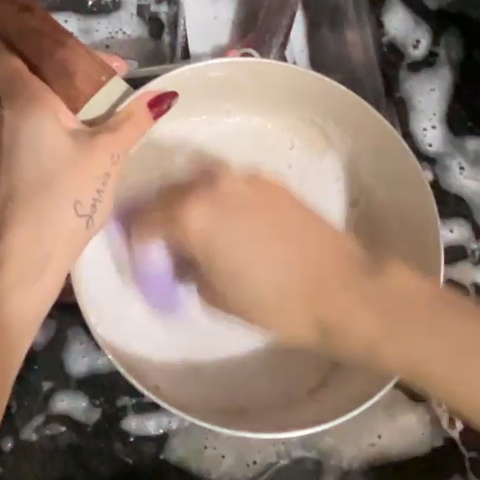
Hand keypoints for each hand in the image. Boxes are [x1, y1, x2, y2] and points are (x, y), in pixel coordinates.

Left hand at [0, 43, 173, 324]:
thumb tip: (163, 95)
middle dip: (71, 69)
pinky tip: (94, 136)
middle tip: (112, 78)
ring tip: (111, 106)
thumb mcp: (107, 154)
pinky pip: (39, 124)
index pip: (3, 50)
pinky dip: (64, 119)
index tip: (71, 45)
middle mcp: (11, 112)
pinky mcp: (18, 162)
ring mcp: (12, 139)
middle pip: (31, 72)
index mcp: (25, 98)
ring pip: (37, 100)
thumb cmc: (65, 195)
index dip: (29, 38)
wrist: (28, 257)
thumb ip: (133, 120)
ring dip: (71, 96)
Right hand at [126, 167, 380, 351]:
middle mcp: (210, 184)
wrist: (342, 288)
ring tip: (193, 234)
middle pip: (167, 195)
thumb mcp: (214, 295)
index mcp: (189, 212)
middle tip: (161, 246)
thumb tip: (182, 260)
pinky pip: (227, 187)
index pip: (144, 220)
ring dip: (188, 205)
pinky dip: (217, 201)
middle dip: (158, 219)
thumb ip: (186, 270)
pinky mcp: (269, 181)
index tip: (141, 259)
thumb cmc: (274, 302)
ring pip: (198, 186)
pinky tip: (226, 226)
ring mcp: (242, 177)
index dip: (136, 241)